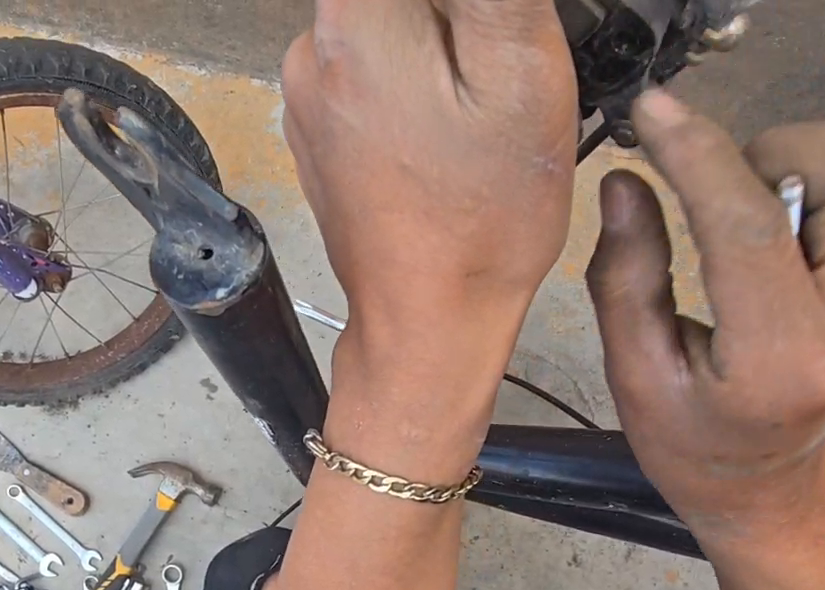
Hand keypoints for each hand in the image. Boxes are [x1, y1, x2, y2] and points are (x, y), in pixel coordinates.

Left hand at [283, 0, 577, 387]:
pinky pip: (367, 70)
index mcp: (355, 18)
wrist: (429, 323)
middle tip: (496, 77)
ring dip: (441, 42)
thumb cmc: (484, 218)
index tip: (486, 45)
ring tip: (476, 112)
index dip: (466, 11)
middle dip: (458, 21)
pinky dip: (412, 77)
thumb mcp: (520, 67)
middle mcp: (308, 49)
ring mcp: (304, 98)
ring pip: (385, 21)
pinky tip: (444, 131)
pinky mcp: (316, 136)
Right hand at [586, 90, 824, 543]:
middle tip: (724, 206)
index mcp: (784, 361)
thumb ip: (626, 281)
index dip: (696, 157)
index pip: (749, 227)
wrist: (768, 487)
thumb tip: (626, 183)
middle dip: (781, 155)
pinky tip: (803, 216)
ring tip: (764, 212)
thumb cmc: (690, 445)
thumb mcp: (634, 380)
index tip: (652, 115)